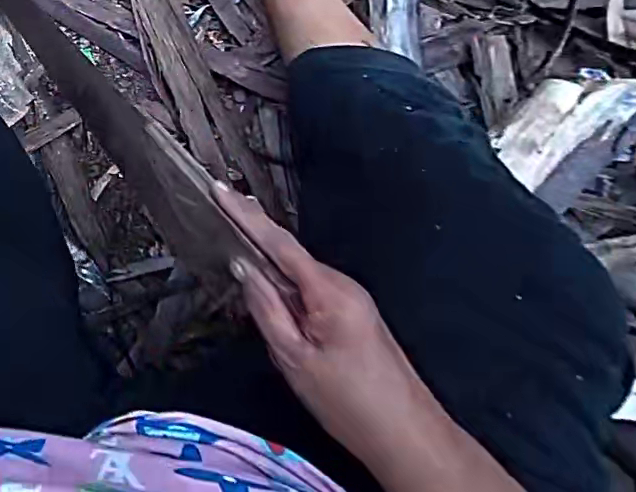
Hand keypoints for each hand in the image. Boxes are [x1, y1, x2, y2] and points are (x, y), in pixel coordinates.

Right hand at [211, 184, 461, 478]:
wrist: (415, 445)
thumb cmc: (353, 406)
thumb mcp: (294, 358)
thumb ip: (265, 307)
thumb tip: (243, 267)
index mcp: (329, 292)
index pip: (277, 242)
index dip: (244, 214)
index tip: (219, 189)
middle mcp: (342, 286)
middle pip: (286, 252)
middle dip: (253, 235)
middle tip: (220, 208)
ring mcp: (351, 298)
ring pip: (295, 272)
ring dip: (268, 266)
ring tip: (238, 261)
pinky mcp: (352, 313)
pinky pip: (307, 287)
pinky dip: (283, 283)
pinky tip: (270, 294)